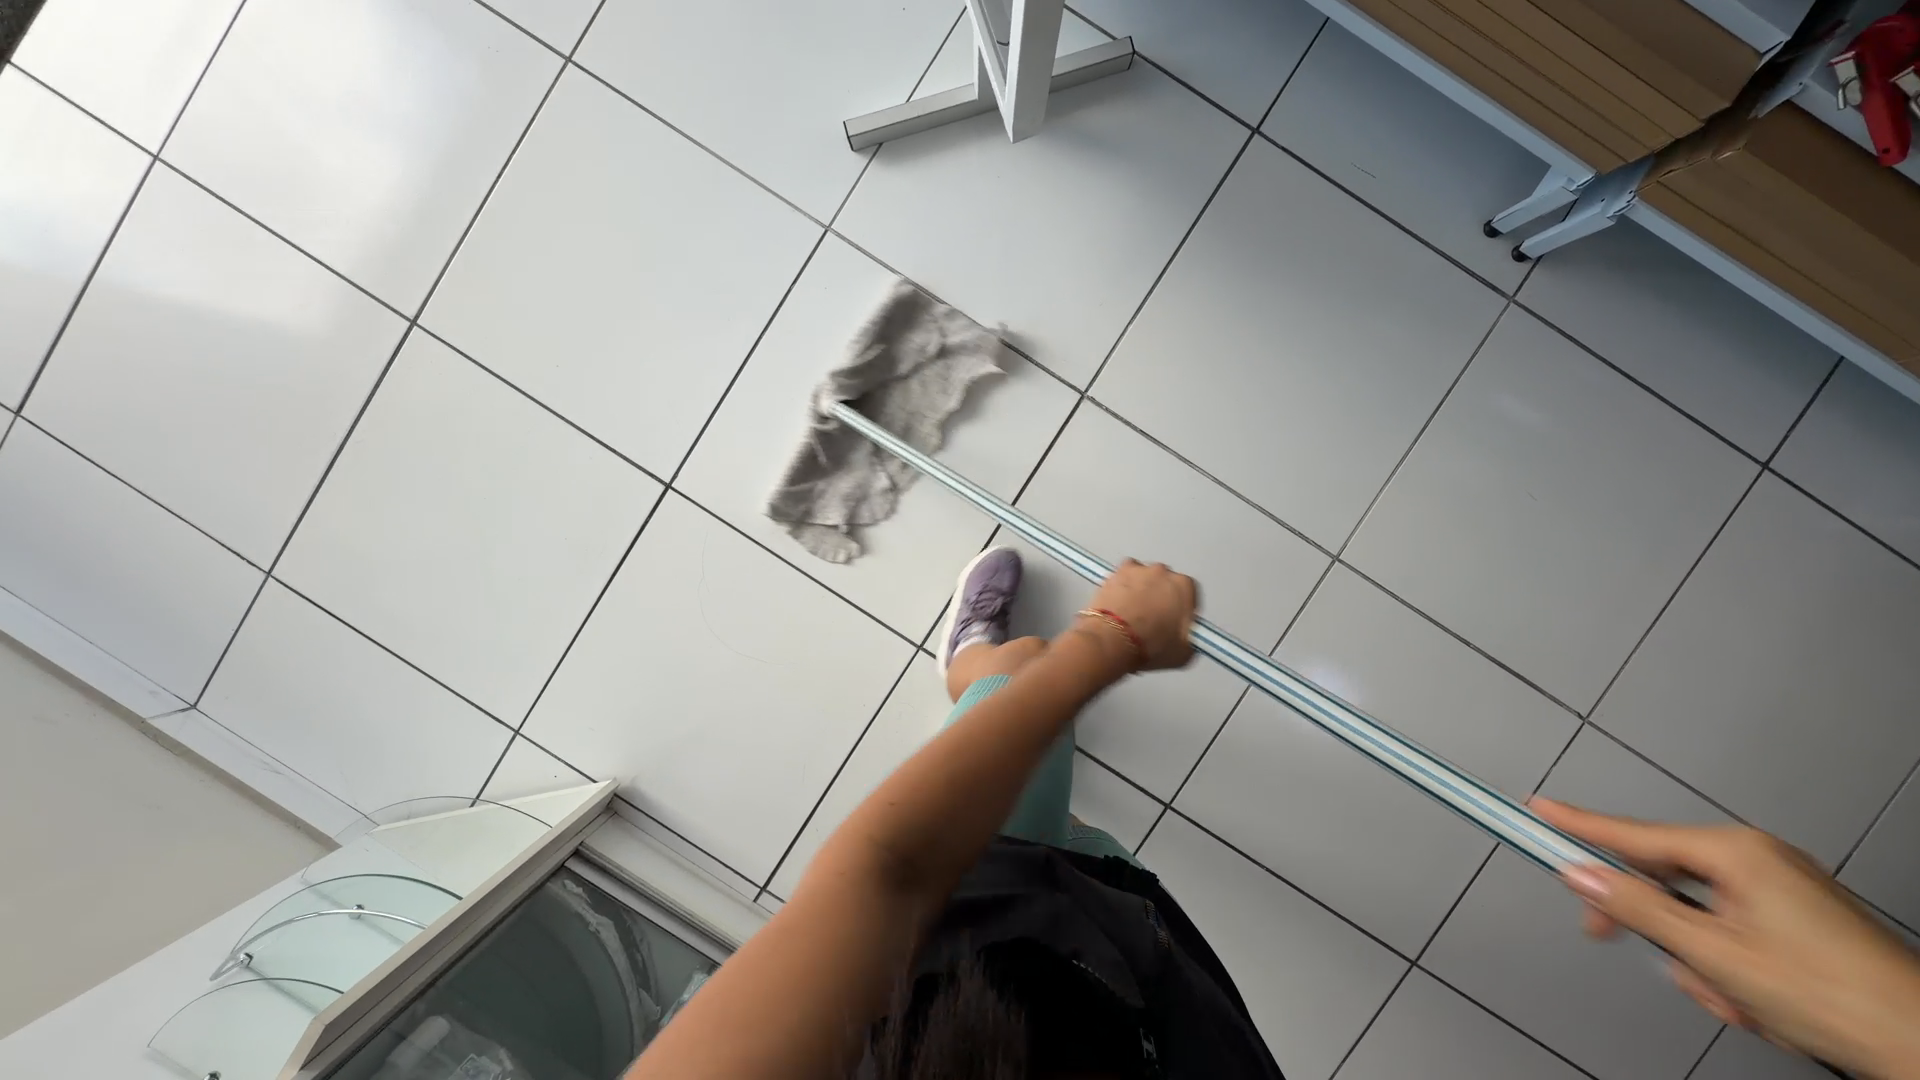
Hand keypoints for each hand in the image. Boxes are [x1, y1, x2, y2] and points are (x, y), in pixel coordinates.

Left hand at [1081, 559, 1196, 671]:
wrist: (1113, 639)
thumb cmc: (1153, 646)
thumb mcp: (1184, 651)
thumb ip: (1190, 637)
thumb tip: (1185, 635)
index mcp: (1185, 586)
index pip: (1188, 595)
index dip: (1181, 610)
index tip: (1173, 623)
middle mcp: (1163, 571)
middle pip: (1165, 583)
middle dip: (1161, 596)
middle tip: (1151, 617)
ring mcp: (1138, 568)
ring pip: (1144, 577)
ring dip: (1141, 589)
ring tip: (1132, 610)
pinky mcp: (1115, 572)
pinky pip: (1124, 576)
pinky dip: (1123, 585)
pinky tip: (1118, 600)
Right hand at [1536, 798, 1919, 1078]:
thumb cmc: (1829, 997)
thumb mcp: (1714, 954)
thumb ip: (1637, 908)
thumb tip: (1577, 874)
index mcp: (1736, 853)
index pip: (1632, 834)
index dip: (1578, 824)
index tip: (1534, 807)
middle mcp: (1757, 858)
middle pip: (1662, 877)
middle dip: (1651, 923)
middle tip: (1603, 936)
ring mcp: (1782, 887)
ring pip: (1696, 912)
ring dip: (1698, 958)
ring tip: (1735, 1000)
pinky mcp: (1799, 917)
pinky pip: (1730, 927)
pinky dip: (1728, 963)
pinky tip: (1754, 1002)